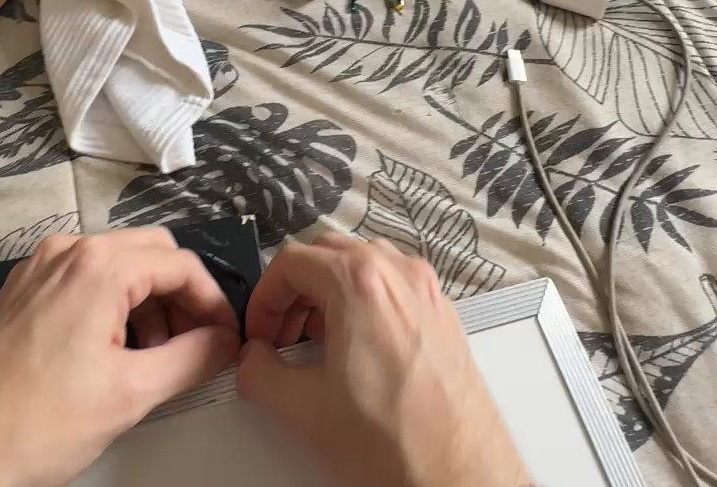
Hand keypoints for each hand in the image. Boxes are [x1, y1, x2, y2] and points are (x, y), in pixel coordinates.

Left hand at [0, 228, 240, 486]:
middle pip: (152, 251)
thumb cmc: (38, 424)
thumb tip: (225, 341)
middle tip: (193, 345)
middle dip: (180, 296)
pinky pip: (85, 274)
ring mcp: (41, 264)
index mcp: (100, 265)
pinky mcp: (23, 285)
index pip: (181, 264)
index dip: (213, 301)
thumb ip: (192, 358)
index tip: (227, 339)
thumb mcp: (130, 394)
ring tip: (152, 356)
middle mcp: (70, 249)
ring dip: (147, 299)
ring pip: (119, 261)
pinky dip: (112, 300)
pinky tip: (111, 348)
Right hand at [237, 232, 527, 486]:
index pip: (291, 260)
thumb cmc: (400, 444)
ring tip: (315, 341)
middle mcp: (397, 272)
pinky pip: (391, 283)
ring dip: (328, 291)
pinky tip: (355, 346)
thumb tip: (254, 360)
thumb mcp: (304, 410)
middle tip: (279, 334)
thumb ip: (259, 373)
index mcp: (359, 281)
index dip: (263, 296)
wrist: (462, 478)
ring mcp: (424, 288)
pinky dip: (363, 299)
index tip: (258, 329)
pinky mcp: (441, 311)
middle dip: (294, 290)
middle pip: (326, 252)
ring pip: (360, 262)